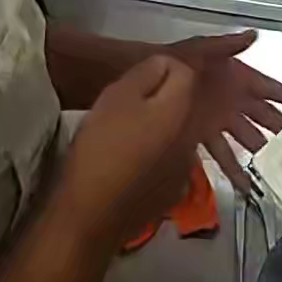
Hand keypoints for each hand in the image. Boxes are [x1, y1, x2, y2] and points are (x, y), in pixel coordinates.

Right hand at [55, 54, 199, 243]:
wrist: (89, 216)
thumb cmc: (102, 149)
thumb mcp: (118, 96)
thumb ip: (147, 72)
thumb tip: (164, 65)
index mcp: (182, 109)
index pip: (185, 71)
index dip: (161, 69)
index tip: (136, 80)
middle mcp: (192, 136)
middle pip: (183, 103)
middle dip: (161, 98)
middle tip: (128, 105)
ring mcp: (185, 167)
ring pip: (177, 132)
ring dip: (160, 127)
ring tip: (126, 135)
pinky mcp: (172, 191)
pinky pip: (169, 160)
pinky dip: (157, 156)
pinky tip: (132, 163)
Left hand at [167, 31, 281, 193]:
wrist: (143, 75)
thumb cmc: (175, 58)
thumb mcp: (202, 48)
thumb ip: (227, 45)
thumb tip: (254, 35)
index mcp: (236, 77)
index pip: (269, 89)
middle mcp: (232, 99)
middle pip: (263, 117)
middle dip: (281, 131)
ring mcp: (218, 118)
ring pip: (246, 138)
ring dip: (259, 154)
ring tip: (275, 175)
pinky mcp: (202, 135)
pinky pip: (222, 154)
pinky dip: (233, 169)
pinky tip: (244, 186)